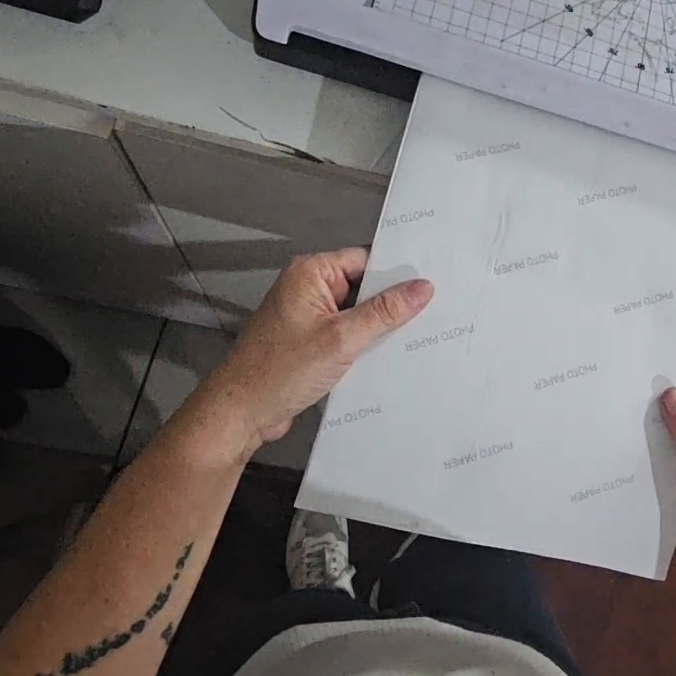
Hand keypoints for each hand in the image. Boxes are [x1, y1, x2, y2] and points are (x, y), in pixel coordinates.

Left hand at [192, 248, 431, 455]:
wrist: (240, 415)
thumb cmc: (281, 371)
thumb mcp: (341, 338)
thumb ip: (384, 312)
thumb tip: (422, 287)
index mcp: (310, 273)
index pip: (365, 260)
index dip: (396, 272)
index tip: (431, 282)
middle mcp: (308, 288)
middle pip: (362, 286)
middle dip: (391, 302)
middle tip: (435, 309)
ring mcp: (308, 317)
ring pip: (356, 313)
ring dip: (379, 326)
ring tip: (420, 333)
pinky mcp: (309, 342)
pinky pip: (346, 334)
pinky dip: (365, 343)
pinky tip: (391, 355)